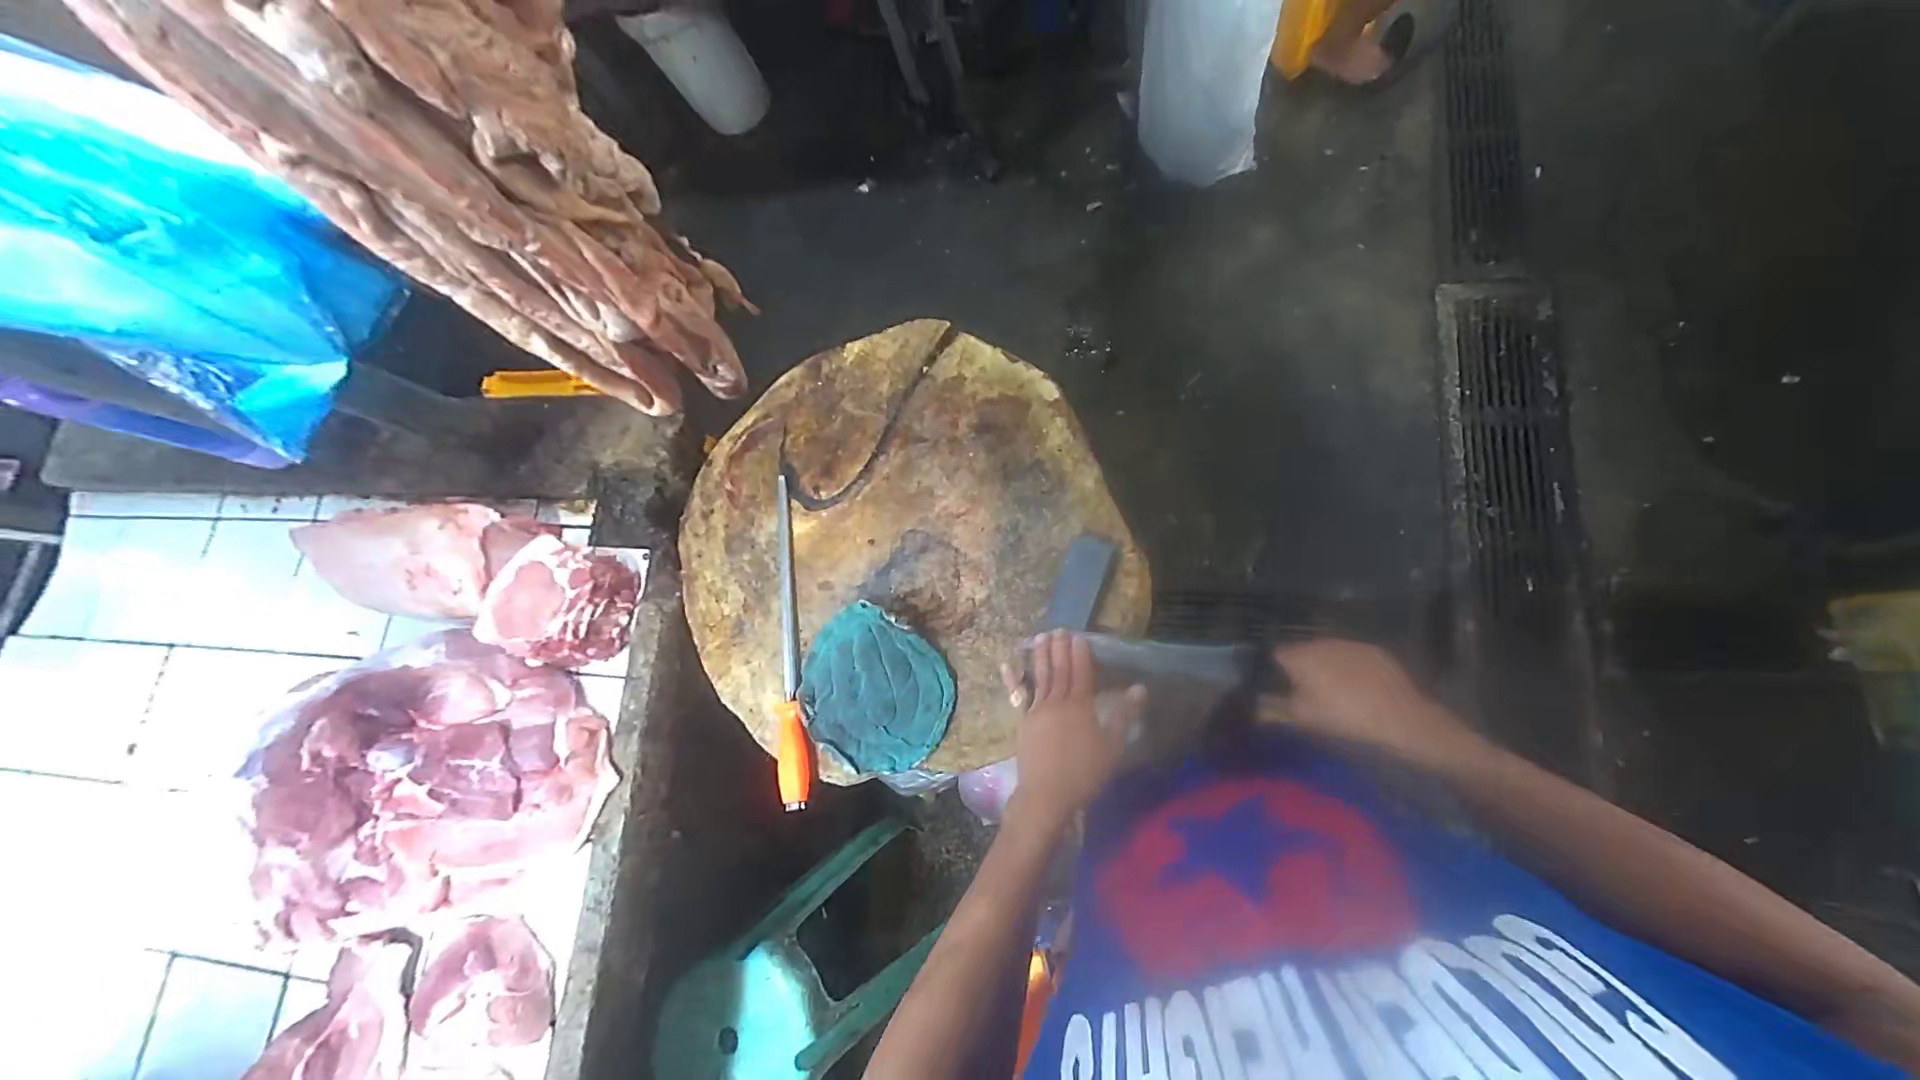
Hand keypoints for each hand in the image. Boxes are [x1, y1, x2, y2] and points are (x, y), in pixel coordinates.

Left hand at [1000, 630, 1142, 831]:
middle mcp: (1056, 701)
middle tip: (1059, 629)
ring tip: (1040, 637)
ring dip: (1041, 656)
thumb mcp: (1112, 745)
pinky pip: (1018, 696)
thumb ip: (1124, 715)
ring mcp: (1036, 710)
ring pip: (1040, 677)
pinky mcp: (1023, 722)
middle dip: (1060, 649)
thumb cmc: (1085, 772)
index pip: (1081, 672)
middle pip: (1059, 670)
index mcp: (1080, 705)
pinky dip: (1013, 680)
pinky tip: (1008, 666)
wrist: (1047, 793)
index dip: (1080, 653)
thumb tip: (1139, 688)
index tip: (1078, 636)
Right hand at [1266, 639, 1478, 765]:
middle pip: (1303, 651)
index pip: (1276, 655)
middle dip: (1303, 667)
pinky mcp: (1375, 652)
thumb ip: (1277, 704)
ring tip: (1336, 690)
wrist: (1402, 722)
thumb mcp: (1303, 718)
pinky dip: (1351, 667)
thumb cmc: (1344, 720)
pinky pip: (1353, 656)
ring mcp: (1351, 645)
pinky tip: (1359, 687)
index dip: (1276, 671)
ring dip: (1327, 666)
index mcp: (1300, 657)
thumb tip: (1263, 697)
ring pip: (1329, 652)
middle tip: (1309, 691)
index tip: (1280, 688)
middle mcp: (1322, 643)